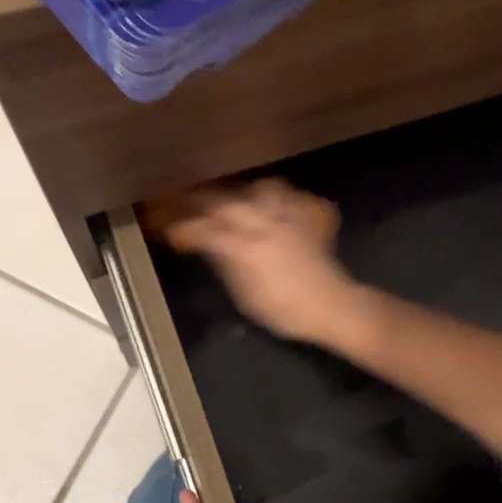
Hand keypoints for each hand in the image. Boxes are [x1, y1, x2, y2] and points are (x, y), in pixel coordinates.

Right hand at [162, 179, 365, 345]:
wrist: (332, 307)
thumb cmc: (286, 312)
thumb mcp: (246, 297)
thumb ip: (226, 266)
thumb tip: (208, 246)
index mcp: (246, 248)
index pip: (206, 230)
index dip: (185, 228)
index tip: (169, 228)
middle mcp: (265, 224)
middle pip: (227, 203)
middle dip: (203, 200)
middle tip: (186, 200)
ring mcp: (288, 218)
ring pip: (259, 190)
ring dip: (240, 191)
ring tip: (229, 197)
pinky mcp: (307, 218)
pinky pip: (288, 196)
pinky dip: (274, 195)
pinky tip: (269, 202)